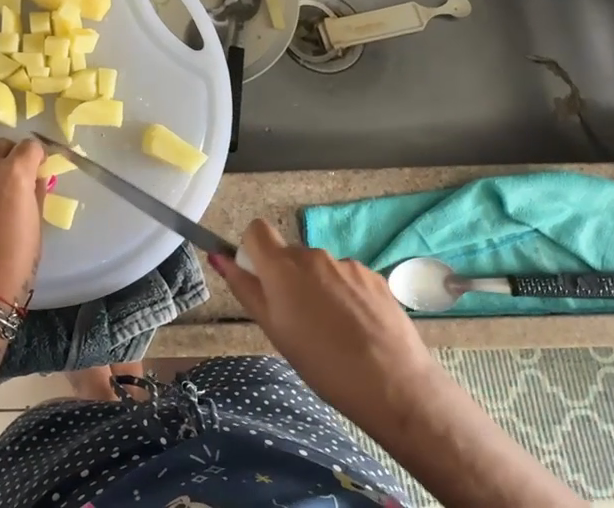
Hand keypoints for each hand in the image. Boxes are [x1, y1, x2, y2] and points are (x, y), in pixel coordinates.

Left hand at [0, 137, 47, 303]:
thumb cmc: (17, 258)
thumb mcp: (36, 225)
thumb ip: (37, 193)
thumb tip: (37, 178)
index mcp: (15, 173)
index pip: (30, 146)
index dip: (38, 155)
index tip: (40, 168)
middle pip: (2, 145)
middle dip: (14, 154)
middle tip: (20, 175)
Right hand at [210, 219, 435, 417]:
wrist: (394, 384)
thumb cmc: (321, 363)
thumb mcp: (273, 329)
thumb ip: (245, 288)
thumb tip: (219, 256)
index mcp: (283, 266)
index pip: (257, 230)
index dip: (254, 250)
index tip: (260, 281)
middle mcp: (313, 255)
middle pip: (290, 254)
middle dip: (288, 277)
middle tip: (297, 320)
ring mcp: (347, 264)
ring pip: (320, 269)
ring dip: (318, 288)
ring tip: (332, 331)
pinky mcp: (375, 277)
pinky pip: (347, 279)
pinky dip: (345, 296)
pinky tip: (357, 329)